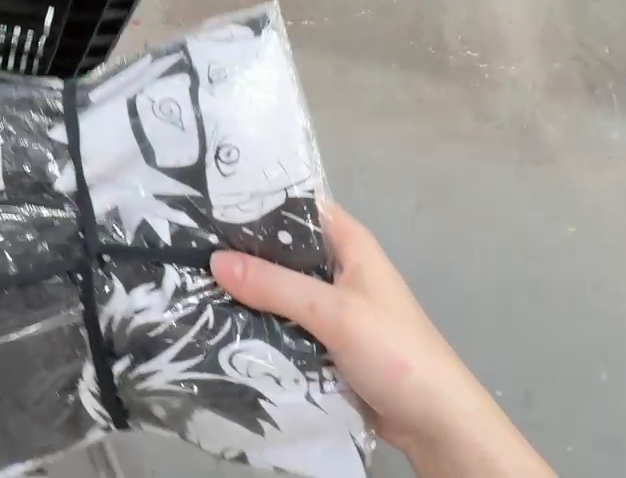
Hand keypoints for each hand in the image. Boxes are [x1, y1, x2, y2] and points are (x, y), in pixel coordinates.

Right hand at [211, 206, 553, 477]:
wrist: (439, 428)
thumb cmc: (396, 354)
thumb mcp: (333, 313)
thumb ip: (274, 285)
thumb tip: (213, 260)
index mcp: (348, 241)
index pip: (293, 203)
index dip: (253, 198)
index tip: (203, 197)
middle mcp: (336, 265)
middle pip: (280, 246)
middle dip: (239, 246)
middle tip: (186, 241)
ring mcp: (329, 304)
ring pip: (277, 285)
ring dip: (245, 287)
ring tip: (189, 276)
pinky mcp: (323, 339)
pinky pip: (281, 319)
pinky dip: (256, 318)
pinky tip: (218, 317)